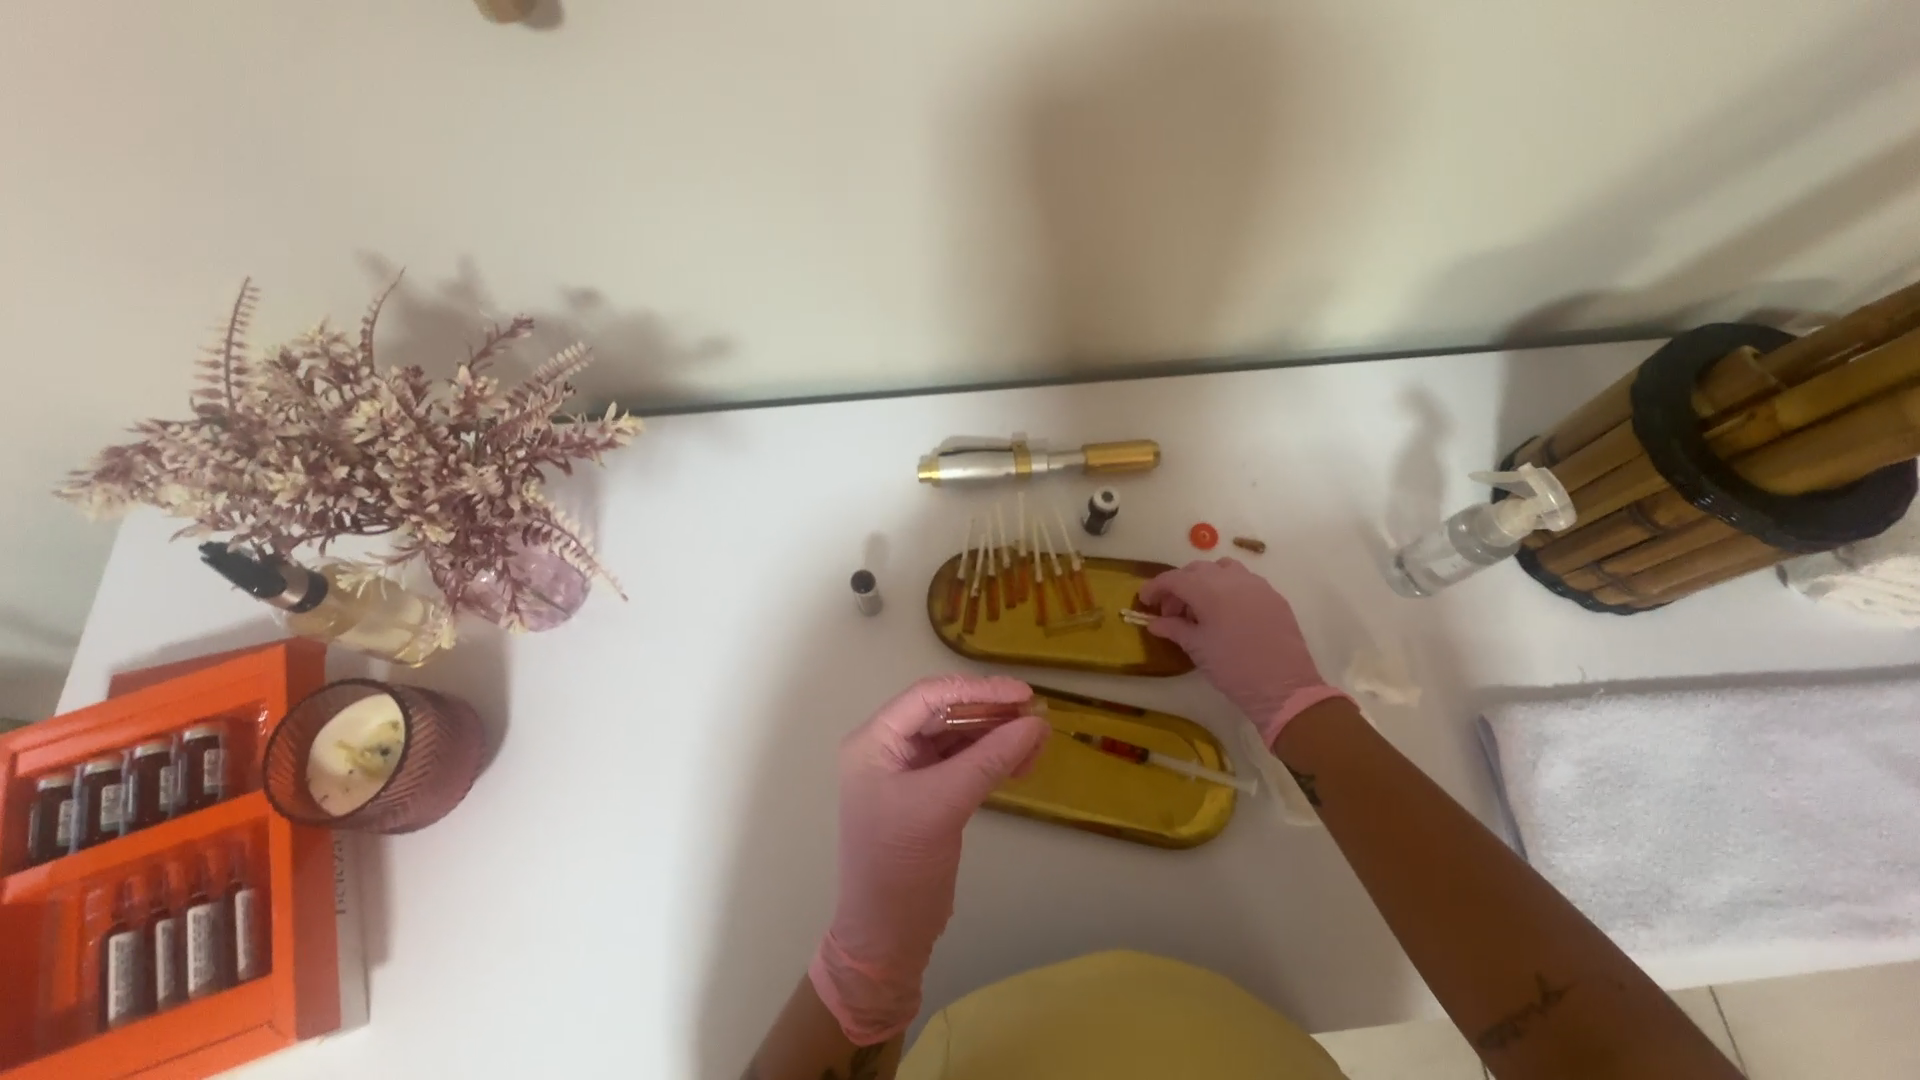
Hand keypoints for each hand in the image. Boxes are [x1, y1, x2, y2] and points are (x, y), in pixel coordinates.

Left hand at [809, 674, 1049, 1044]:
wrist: (886, 936)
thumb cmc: (900, 866)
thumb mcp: (942, 806)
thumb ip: (988, 760)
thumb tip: (1037, 724)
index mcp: (874, 741)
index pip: (930, 696)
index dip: (978, 690)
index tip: (1024, 695)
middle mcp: (888, 748)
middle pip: (946, 714)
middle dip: (992, 715)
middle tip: (1038, 721)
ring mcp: (909, 772)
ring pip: (959, 738)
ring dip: (998, 738)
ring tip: (1037, 746)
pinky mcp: (929, 795)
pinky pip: (965, 763)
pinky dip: (993, 761)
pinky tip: (1021, 765)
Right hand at [1138, 558, 1348, 746]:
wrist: (1283, 687)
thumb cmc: (1233, 668)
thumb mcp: (1197, 649)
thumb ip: (1174, 629)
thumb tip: (1155, 623)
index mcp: (1209, 590)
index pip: (1174, 578)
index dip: (1155, 588)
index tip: (1145, 602)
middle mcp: (1232, 579)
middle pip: (1197, 570)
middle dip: (1179, 586)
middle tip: (1171, 612)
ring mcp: (1257, 585)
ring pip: (1223, 569)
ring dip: (1205, 582)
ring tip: (1201, 609)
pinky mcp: (1274, 597)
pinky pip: (1244, 581)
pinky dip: (1228, 588)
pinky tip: (1227, 614)